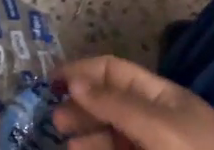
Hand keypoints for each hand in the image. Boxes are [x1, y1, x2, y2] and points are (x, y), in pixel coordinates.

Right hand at [50, 55, 213, 149]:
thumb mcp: (160, 127)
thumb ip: (116, 104)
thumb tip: (73, 82)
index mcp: (162, 97)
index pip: (114, 71)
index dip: (82, 71)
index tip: (51, 82)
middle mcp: (157, 120)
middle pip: (109, 103)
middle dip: (80, 107)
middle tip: (56, 120)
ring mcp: (158, 148)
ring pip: (114, 136)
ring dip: (88, 136)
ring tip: (67, 146)